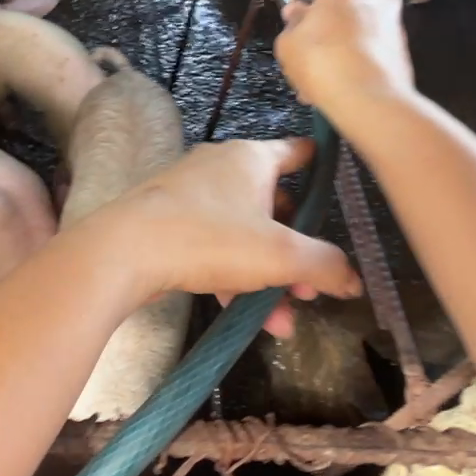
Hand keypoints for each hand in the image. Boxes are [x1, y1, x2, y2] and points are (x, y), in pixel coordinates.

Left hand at [80, 138, 362, 337]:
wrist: (124, 250)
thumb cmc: (210, 237)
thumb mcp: (281, 255)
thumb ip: (326, 264)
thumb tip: (352, 278)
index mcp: (250, 158)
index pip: (298, 152)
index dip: (323, 168)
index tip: (342, 187)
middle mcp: (220, 166)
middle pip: (273, 205)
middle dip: (297, 251)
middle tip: (312, 289)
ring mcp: (190, 194)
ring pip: (244, 234)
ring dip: (268, 277)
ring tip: (283, 322)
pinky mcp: (169, 222)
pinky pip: (214, 247)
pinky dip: (233, 278)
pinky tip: (245, 318)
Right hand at [274, 0, 415, 109]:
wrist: (373, 103)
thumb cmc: (323, 64)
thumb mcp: (288, 44)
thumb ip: (293, 23)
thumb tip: (301, 14)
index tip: (294, 5)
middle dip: (318, 17)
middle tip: (302, 44)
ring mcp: (392, 22)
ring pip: (353, 23)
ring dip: (333, 41)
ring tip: (315, 75)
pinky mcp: (401, 48)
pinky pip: (366, 45)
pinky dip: (350, 57)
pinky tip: (334, 84)